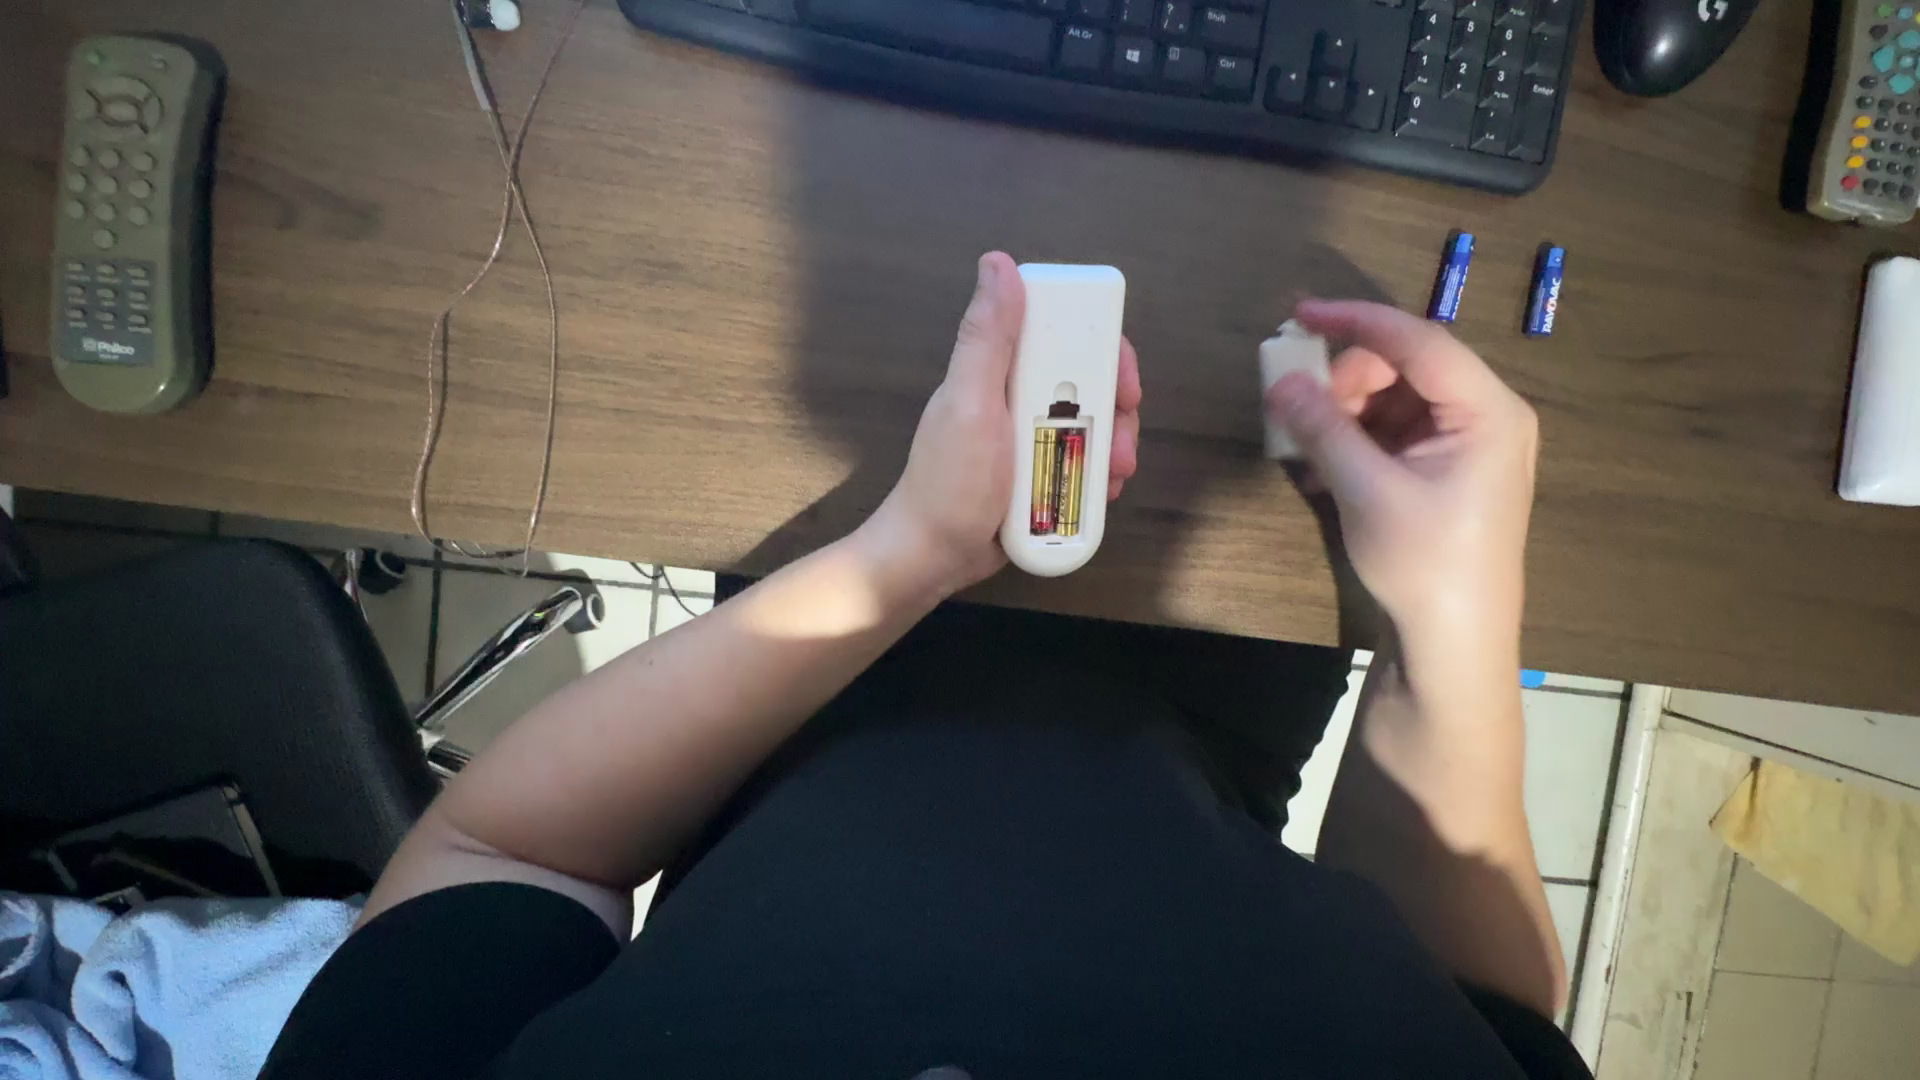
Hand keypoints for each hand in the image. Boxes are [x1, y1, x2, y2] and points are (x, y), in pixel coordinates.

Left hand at [862, 252, 1142, 595]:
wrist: (935, 555)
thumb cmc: (950, 482)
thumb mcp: (970, 405)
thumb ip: (987, 338)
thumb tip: (999, 262)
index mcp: (999, 370)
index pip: (1064, 337)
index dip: (1103, 351)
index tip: (1123, 382)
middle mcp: (1017, 397)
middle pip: (1088, 386)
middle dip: (1116, 414)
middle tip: (1123, 448)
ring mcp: (1027, 439)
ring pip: (1091, 428)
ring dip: (1113, 450)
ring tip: (1114, 479)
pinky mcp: (1036, 475)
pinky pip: (1080, 463)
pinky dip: (1096, 476)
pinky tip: (1101, 495)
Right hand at [1265, 299, 1536, 649]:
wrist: (1453, 636)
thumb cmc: (1423, 561)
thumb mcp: (1366, 490)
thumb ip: (1323, 429)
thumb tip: (1279, 381)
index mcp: (1486, 411)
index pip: (1419, 340)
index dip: (1356, 321)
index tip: (1299, 313)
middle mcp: (1483, 414)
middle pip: (1403, 367)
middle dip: (1343, 380)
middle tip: (1294, 407)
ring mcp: (1463, 442)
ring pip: (1392, 398)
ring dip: (1343, 412)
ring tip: (1304, 447)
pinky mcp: (1441, 467)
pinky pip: (1390, 431)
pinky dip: (1353, 438)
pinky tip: (1323, 466)